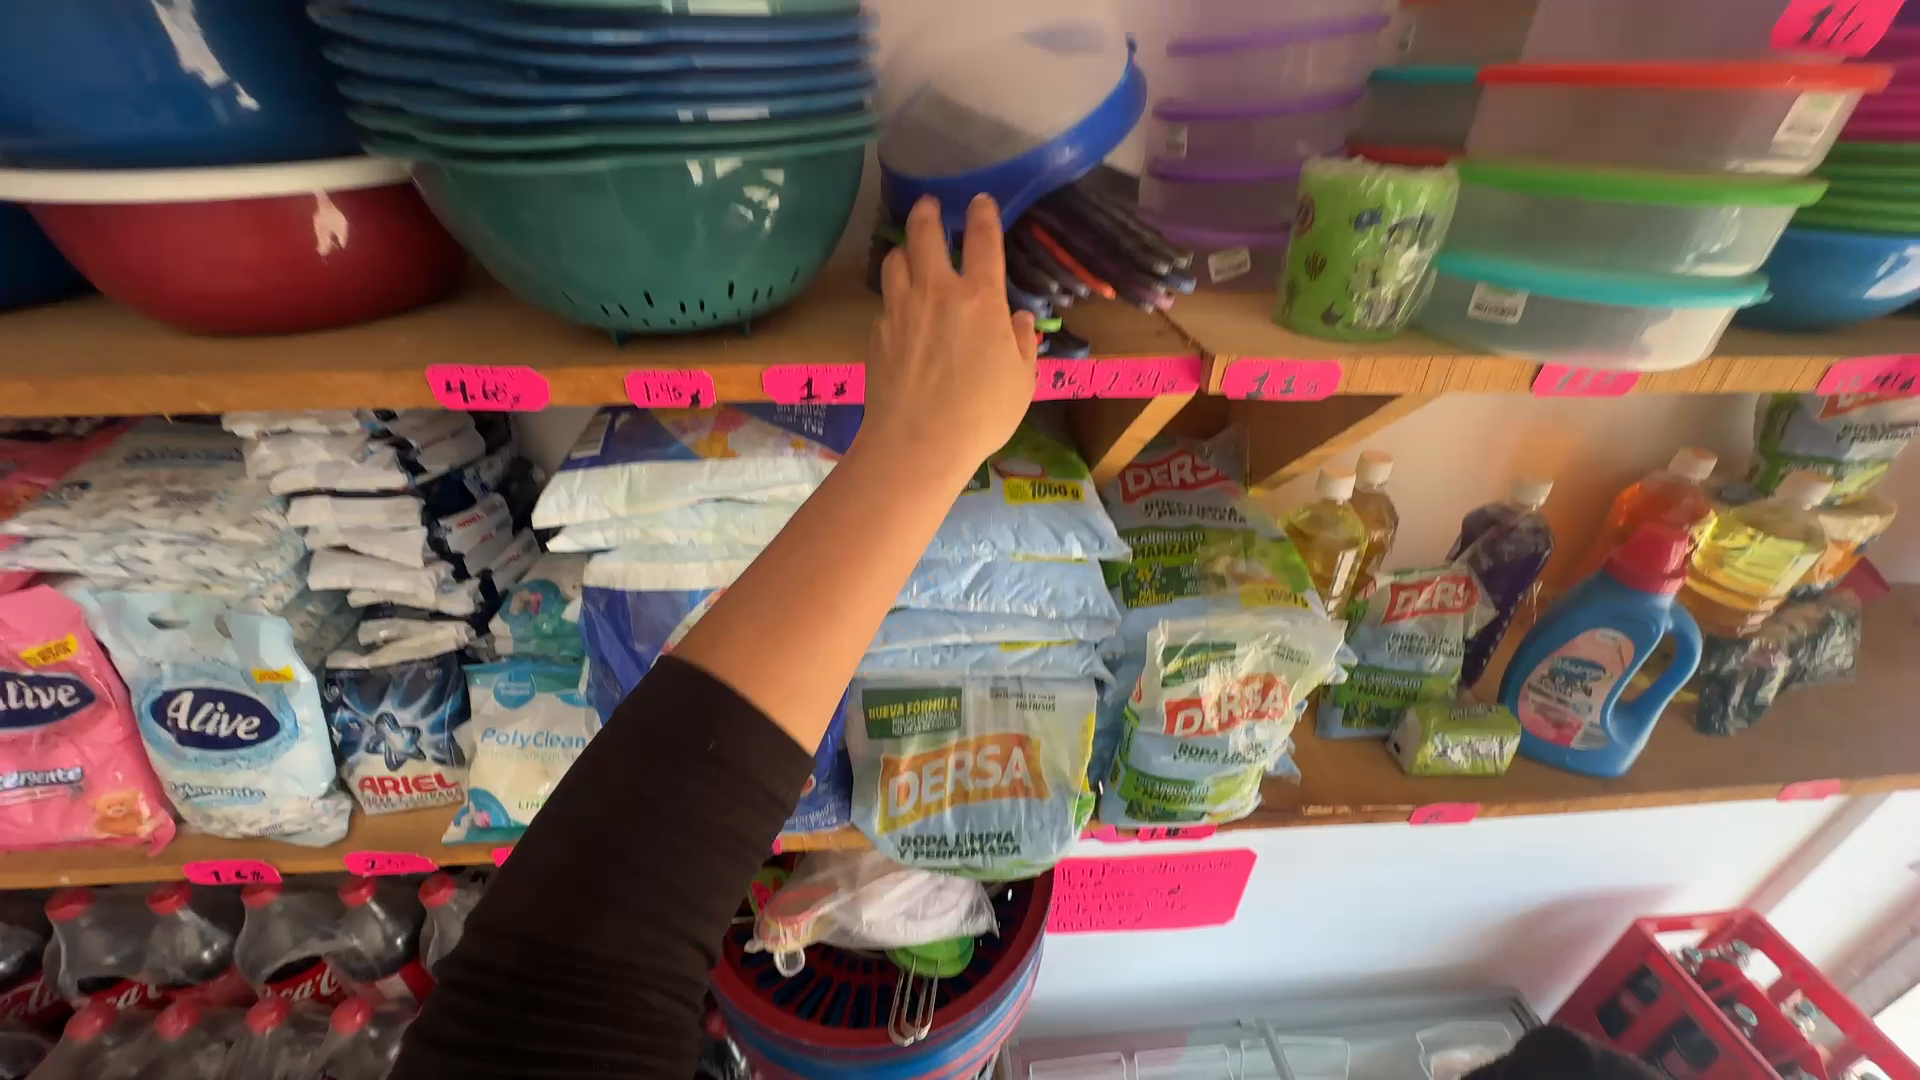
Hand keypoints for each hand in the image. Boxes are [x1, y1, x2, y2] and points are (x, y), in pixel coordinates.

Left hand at [862, 194, 1037, 482]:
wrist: (919, 443)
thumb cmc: (982, 415)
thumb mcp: (1022, 382)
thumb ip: (1022, 344)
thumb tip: (1020, 319)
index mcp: (981, 299)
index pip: (983, 240)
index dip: (983, 214)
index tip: (980, 202)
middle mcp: (937, 292)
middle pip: (925, 233)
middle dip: (928, 212)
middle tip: (929, 206)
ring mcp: (901, 310)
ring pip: (894, 260)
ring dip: (903, 251)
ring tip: (908, 255)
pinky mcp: (878, 333)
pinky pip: (885, 304)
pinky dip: (894, 301)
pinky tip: (900, 316)